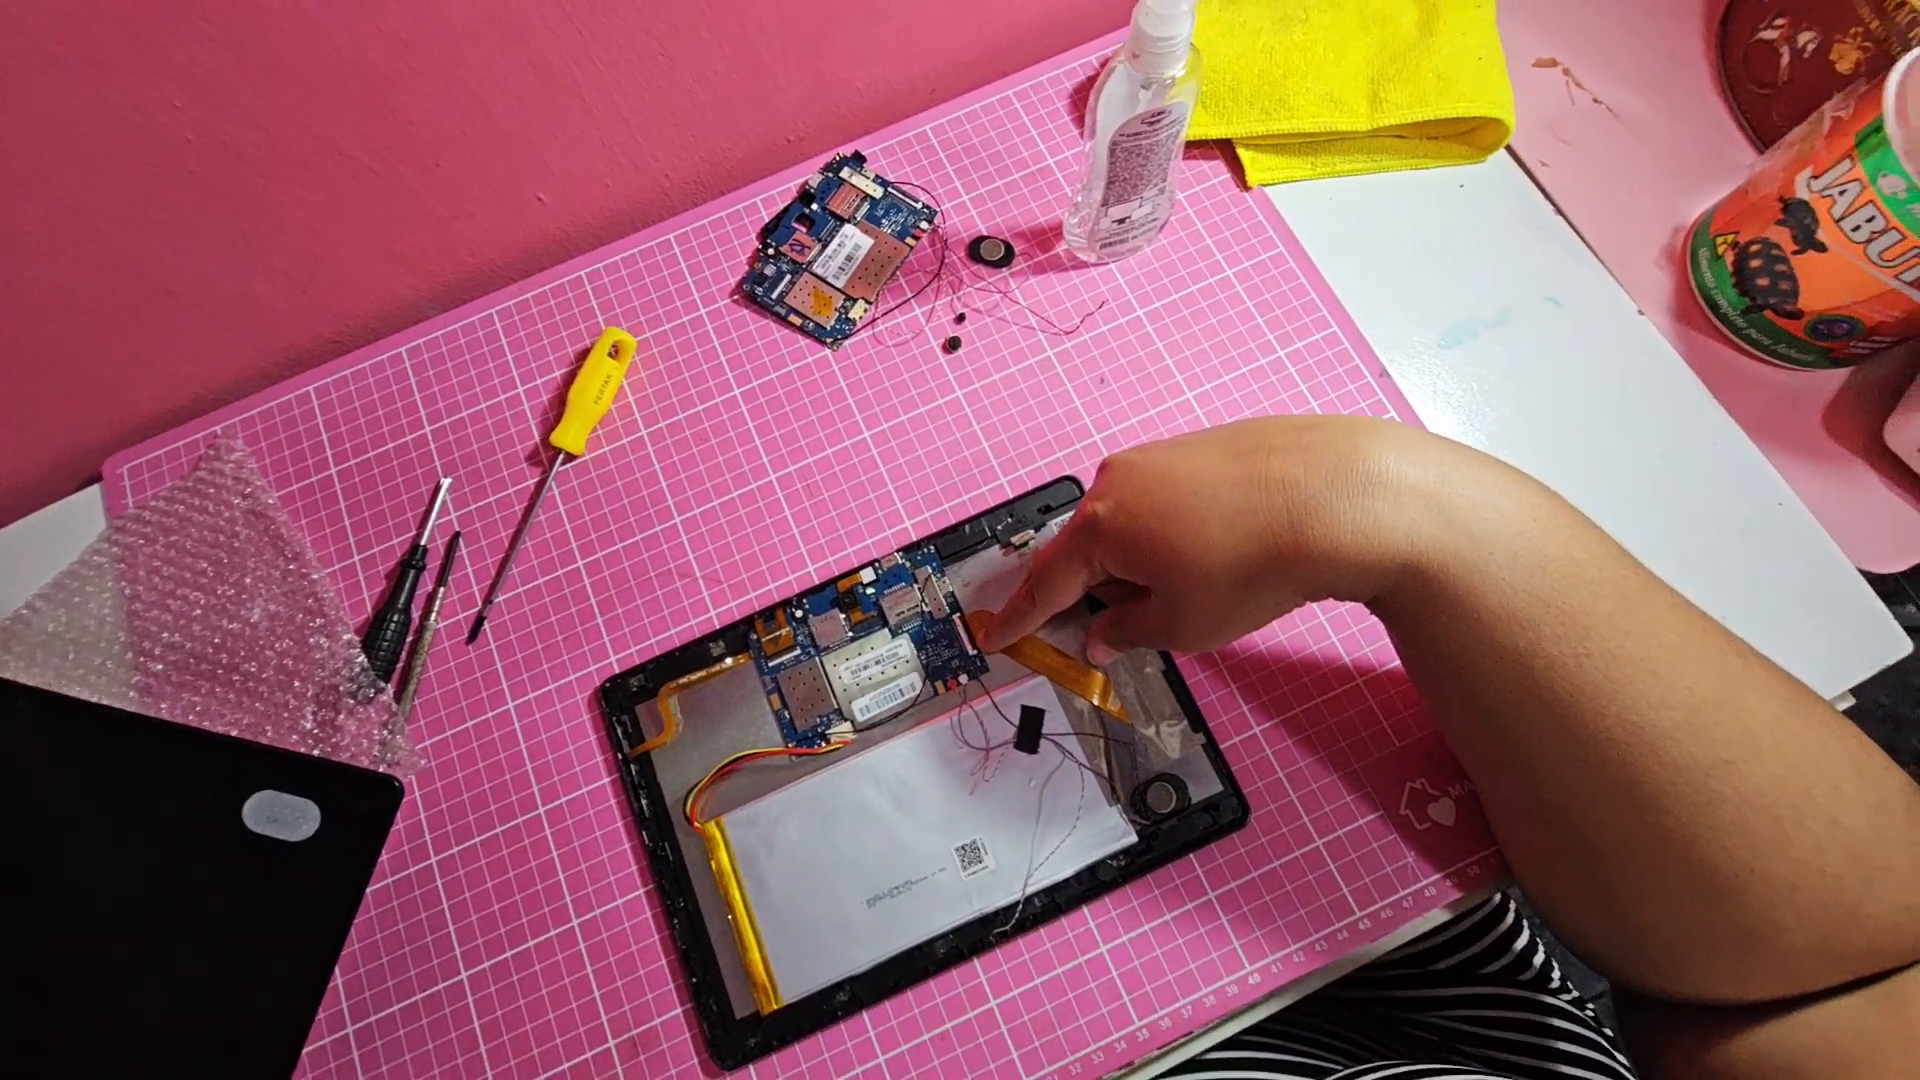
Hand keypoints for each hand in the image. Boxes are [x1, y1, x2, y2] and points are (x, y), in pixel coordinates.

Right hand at [976, 416, 1475, 661]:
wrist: (1342, 495)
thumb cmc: (1250, 567)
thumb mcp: (1182, 624)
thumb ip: (1126, 632)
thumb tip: (1101, 634)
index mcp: (1100, 525)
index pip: (1044, 582)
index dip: (1020, 617)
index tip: (997, 635)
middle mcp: (1118, 480)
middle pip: (1087, 548)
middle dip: (1099, 590)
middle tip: (1128, 625)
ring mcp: (1159, 456)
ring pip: (1127, 520)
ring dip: (1138, 560)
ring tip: (1191, 585)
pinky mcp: (1198, 445)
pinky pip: (1162, 496)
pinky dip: (1169, 531)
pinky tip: (1215, 547)